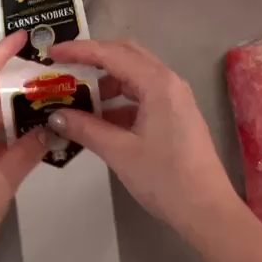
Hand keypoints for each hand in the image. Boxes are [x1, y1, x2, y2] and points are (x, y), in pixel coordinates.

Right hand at [45, 38, 239, 234]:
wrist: (207, 211)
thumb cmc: (165, 178)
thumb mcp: (120, 153)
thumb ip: (86, 129)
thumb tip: (55, 116)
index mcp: (157, 83)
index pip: (112, 54)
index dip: (80, 51)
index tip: (53, 53)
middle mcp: (168, 81)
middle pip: (126, 55)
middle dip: (94, 59)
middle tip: (65, 66)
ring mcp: (174, 98)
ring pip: (134, 76)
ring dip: (106, 82)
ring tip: (77, 97)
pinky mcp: (175, 114)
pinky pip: (142, 95)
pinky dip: (119, 102)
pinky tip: (100, 121)